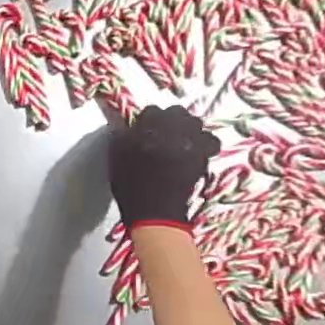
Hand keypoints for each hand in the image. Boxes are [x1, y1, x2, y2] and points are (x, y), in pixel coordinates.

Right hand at [107, 104, 220, 229]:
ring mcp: (191, 142)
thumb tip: (126, 127)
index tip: (142, 131)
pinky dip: (202, 143)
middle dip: (170, 120)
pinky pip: (208, 140)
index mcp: (149, 129)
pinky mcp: (203, 155)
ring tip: (179, 141)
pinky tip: (193, 152)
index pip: (152, 111)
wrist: (155, 213)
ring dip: (187, 129)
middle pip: (177, 112)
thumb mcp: (116, 161)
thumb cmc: (131, 188)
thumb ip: (121, 139)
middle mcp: (174, 131)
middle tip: (162, 134)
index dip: (147, 120)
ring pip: (195, 124)